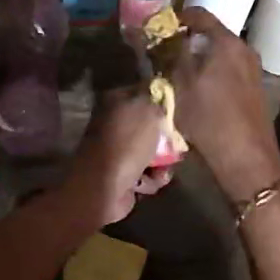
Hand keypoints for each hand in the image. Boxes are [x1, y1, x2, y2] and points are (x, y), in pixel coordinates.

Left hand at [64, 89, 173, 225]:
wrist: (103, 186)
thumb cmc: (127, 142)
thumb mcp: (148, 110)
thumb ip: (156, 100)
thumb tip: (160, 96)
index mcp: (115, 102)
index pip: (143, 93)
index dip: (161, 102)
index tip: (176, 112)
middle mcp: (112, 124)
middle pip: (148, 126)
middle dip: (165, 139)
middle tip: (175, 146)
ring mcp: (114, 151)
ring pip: (149, 152)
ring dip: (161, 163)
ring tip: (162, 170)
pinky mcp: (118, 175)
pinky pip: (144, 174)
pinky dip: (150, 180)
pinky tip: (148, 183)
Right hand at [169, 8, 279, 200]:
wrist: (245, 156)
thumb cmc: (209, 117)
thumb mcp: (179, 84)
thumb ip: (171, 55)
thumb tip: (162, 38)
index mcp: (226, 42)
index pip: (199, 14)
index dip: (176, 18)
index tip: (158, 29)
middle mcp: (244, 49)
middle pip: (211, 35)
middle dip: (186, 41)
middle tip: (164, 53)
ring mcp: (253, 69)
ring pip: (220, 54)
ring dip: (199, 59)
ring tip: (177, 74)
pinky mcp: (254, 89)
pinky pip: (228, 70)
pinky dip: (211, 73)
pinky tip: (197, 91)